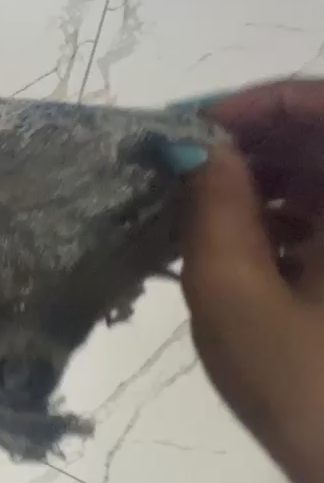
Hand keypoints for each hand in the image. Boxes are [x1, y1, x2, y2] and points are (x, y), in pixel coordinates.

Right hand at [178, 80, 323, 482]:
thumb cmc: (302, 382)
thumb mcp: (232, 287)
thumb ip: (215, 203)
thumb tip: (191, 141)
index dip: (260, 100)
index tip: (186, 127)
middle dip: (256, 134)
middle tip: (179, 160)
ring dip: (271, 171)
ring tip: (202, 202)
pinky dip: (294, 206)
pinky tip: (246, 237)